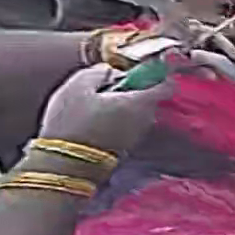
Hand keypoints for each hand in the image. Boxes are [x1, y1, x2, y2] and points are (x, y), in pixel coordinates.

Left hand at [38, 62, 173, 153]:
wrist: (71, 165)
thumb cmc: (104, 127)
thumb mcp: (139, 105)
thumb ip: (158, 90)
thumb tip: (172, 81)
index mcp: (81, 79)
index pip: (116, 69)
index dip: (138, 76)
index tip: (154, 88)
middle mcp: (67, 92)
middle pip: (110, 89)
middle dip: (132, 97)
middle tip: (149, 108)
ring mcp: (62, 114)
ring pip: (104, 107)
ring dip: (123, 114)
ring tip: (138, 125)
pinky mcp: (65, 134)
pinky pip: (96, 123)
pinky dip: (111, 127)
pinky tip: (121, 137)